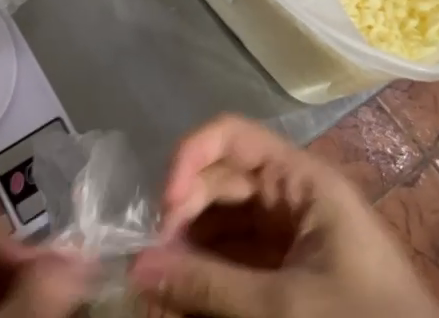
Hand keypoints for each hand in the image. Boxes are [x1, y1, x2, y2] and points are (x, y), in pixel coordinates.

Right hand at [128, 115, 438, 317]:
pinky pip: (235, 260)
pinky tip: (184, 299)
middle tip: (154, 261)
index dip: (189, 159)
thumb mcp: (284, 307)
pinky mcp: (290, 276)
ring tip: (160, 287)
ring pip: (221, 224)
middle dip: (182, 215)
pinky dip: (207, 276)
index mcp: (302, 182)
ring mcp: (290, 238)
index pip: (230, 137)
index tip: (165, 209)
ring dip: (188, 250)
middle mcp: (292, 198)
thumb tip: (135, 269)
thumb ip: (208, 286)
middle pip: (219, 181)